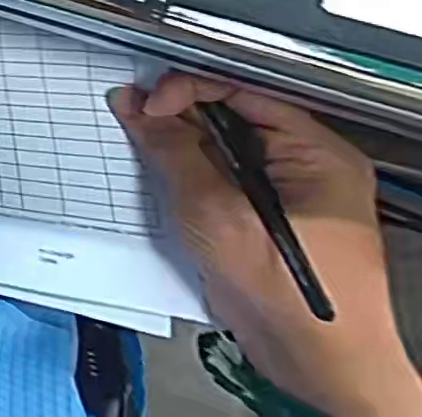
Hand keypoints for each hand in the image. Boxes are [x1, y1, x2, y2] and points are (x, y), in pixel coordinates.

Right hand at [110, 73, 421, 415]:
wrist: (313, 354)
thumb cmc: (286, 285)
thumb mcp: (214, 207)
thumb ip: (169, 147)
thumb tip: (129, 101)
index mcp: (316, 155)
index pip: (240, 91)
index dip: (185, 91)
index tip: (144, 107)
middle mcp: (303, 161)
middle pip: (224, 110)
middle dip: (171, 112)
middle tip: (131, 119)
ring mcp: (280, 182)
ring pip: (212, 135)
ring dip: (170, 136)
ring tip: (141, 144)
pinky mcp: (255, 200)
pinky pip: (210, 161)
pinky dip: (177, 157)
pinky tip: (157, 165)